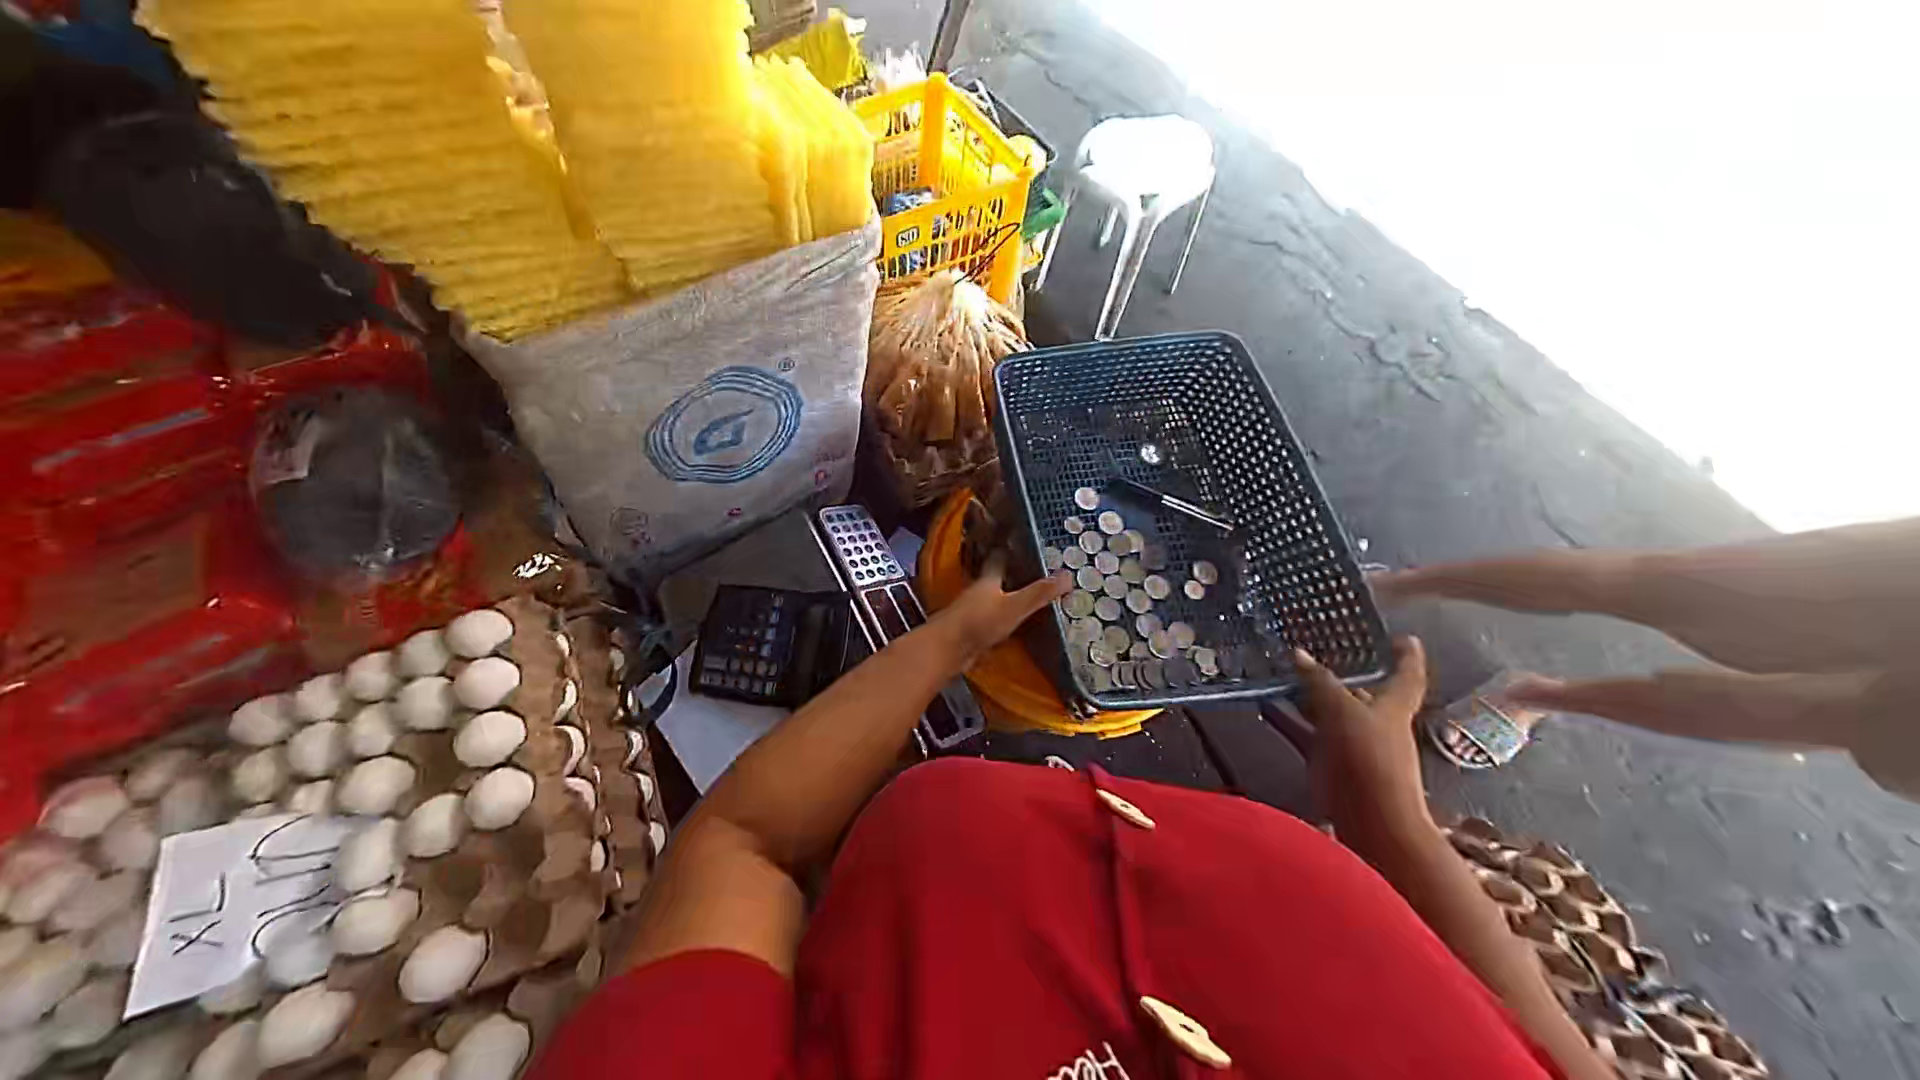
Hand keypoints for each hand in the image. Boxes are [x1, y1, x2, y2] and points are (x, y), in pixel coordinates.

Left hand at [928, 556, 1071, 668]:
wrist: (946, 650)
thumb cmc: (980, 622)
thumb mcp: (1015, 606)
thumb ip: (1040, 593)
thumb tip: (1068, 575)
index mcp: (988, 579)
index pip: (1000, 557)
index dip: (1011, 550)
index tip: (1026, 545)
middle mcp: (978, 591)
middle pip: (996, 579)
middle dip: (1012, 576)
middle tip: (1035, 574)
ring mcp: (972, 611)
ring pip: (992, 600)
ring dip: (1007, 599)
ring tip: (1029, 599)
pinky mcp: (970, 631)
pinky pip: (990, 620)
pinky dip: (1001, 620)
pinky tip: (1013, 625)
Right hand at [1295, 636, 1431, 840]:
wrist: (1370, 820)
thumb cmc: (1369, 758)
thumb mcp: (1343, 711)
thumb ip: (1320, 682)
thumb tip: (1299, 654)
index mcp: (1392, 707)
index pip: (1406, 675)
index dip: (1406, 655)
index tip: (1402, 637)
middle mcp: (1374, 722)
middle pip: (1359, 691)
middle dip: (1339, 673)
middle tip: (1312, 648)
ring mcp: (1349, 743)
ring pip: (1325, 710)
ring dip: (1304, 693)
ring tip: (1278, 670)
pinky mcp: (1326, 761)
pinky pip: (1303, 732)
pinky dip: (1285, 719)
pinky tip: (1263, 705)